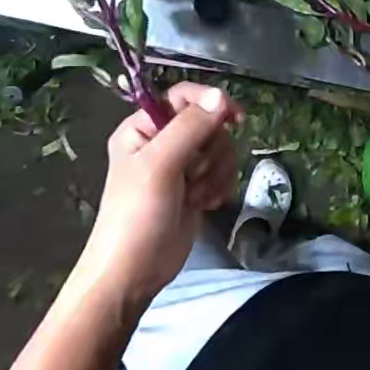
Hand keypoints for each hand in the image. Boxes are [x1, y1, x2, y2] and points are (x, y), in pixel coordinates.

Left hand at [75, 83, 242, 312]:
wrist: (134, 273)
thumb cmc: (136, 216)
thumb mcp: (159, 166)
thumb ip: (190, 128)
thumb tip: (221, 96)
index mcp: (144, 127)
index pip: (184, 96)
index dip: (211, 102)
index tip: (235, 118)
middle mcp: (163, 140)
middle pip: (210, 123)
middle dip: (211, 152)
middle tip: (192, 176)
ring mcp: (181, 165)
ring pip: (221, 149)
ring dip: (216, 173)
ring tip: (194, 196)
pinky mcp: (196, 187)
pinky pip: (223, 172)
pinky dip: (219, 188)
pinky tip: (204, 204)